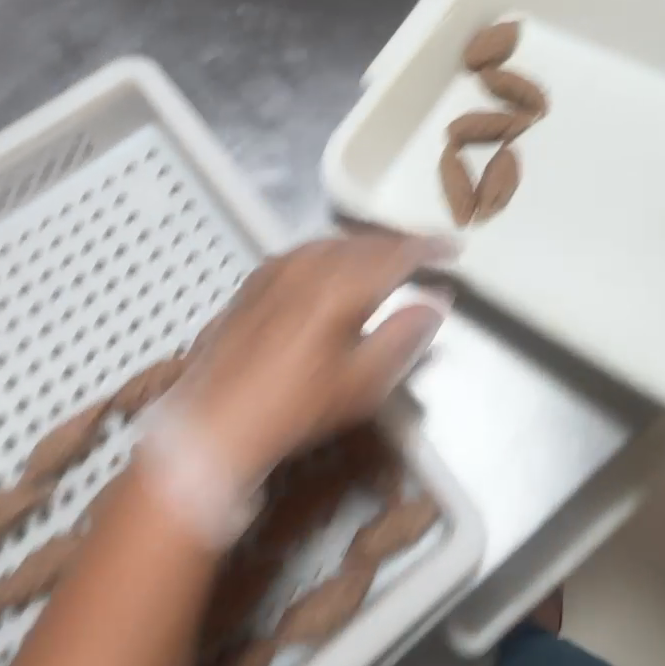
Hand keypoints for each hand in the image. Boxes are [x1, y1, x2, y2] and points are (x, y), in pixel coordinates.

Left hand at [176, 234, 449, 482]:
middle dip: (397, 244)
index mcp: (340, 284)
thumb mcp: (362, 384)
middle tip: (423, 255)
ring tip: (383, 260)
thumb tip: (435, 303)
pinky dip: (330, 255)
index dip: (428, 247)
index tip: (453, 248)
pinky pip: (304, 254)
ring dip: (363, 247)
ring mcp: (275, 270)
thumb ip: (403, 336)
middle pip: (363, 242)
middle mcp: (307, 264)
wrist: (211, 423)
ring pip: (331, 244)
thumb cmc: (293, 407)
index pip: (396, 253)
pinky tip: (331, 272)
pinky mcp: (253, 283)